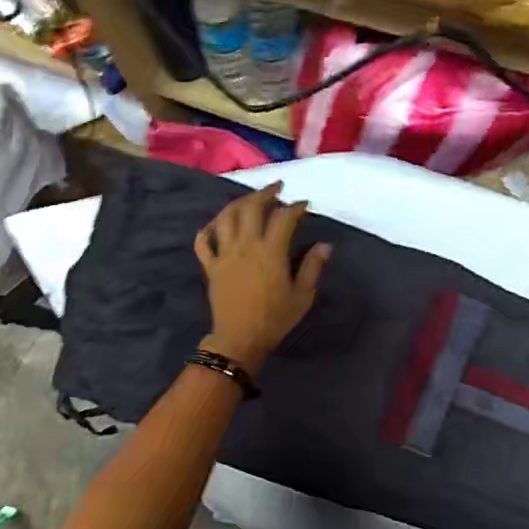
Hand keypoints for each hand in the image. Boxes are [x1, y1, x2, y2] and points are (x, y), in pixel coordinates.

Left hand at [193, 181, 331, 373]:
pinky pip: (203, 241)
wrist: (239, 339)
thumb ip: (313, 267)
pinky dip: (208, 229)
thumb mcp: (302, 296)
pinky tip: (217, 224)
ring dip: (238, 203)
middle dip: (265, 193)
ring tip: (250, 200)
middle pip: (251, 207)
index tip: (304, 205)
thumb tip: (325, 245)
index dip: (295, 207)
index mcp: (270, 252)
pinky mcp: (210, 266)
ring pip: (226, 217)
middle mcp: (245, 246)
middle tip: (277, 189)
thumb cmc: (274, 319)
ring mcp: (224, 254)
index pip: (283, 217)